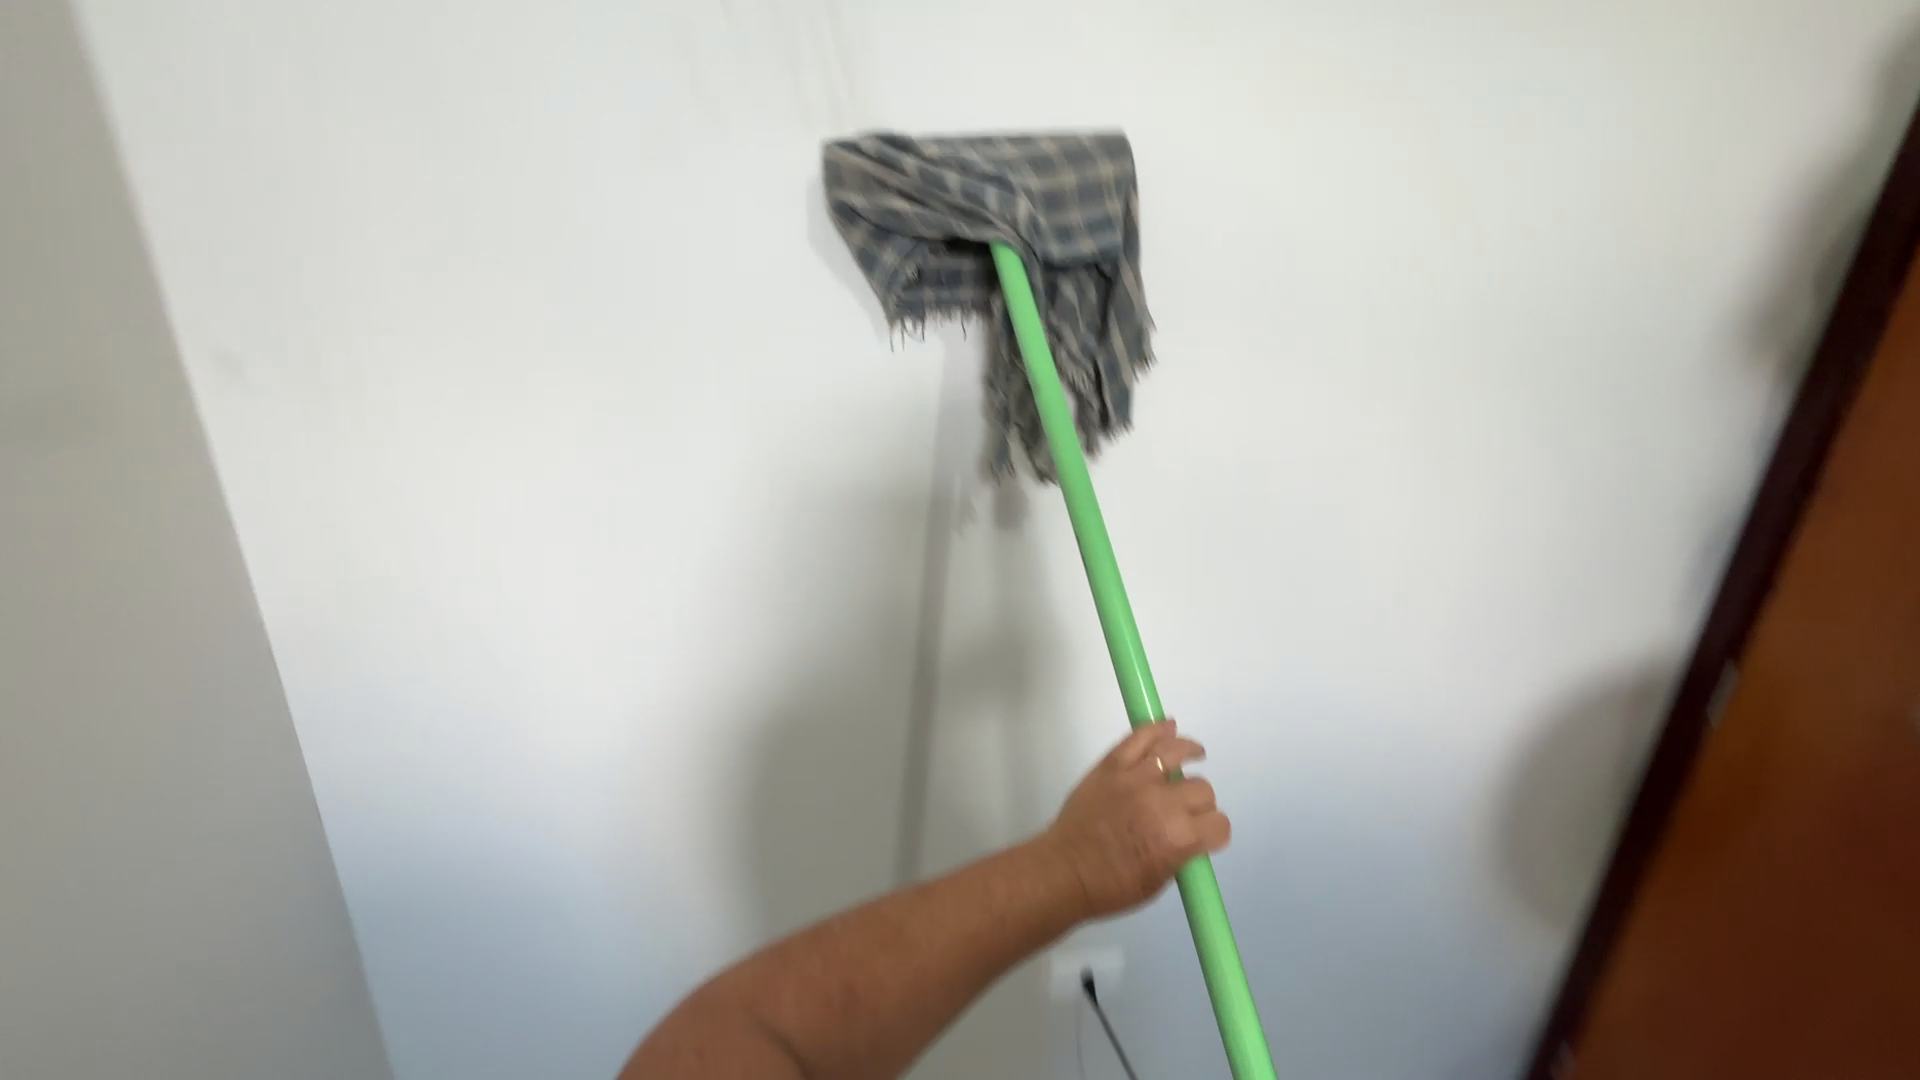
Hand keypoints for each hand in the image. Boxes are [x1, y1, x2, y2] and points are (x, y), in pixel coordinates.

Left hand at [1038, 720, 1229, 918]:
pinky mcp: (1112, 765)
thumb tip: (1191, 832)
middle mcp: (1163, 803)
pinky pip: (1139, 738)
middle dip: (1200, 802)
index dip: (1215, 831)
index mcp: (1179, 839)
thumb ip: (1182, 851)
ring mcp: (1135, 779)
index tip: (1206, 832)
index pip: (1218, 824)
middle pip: (1202, 789)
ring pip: (1175, 752)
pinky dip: (1158, 729)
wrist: (1066, 870)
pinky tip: (1169, 728)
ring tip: (1196, 753)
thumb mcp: (1161, 880)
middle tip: (1187, 807)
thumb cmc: (1113, 886)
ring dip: (1190, 751)